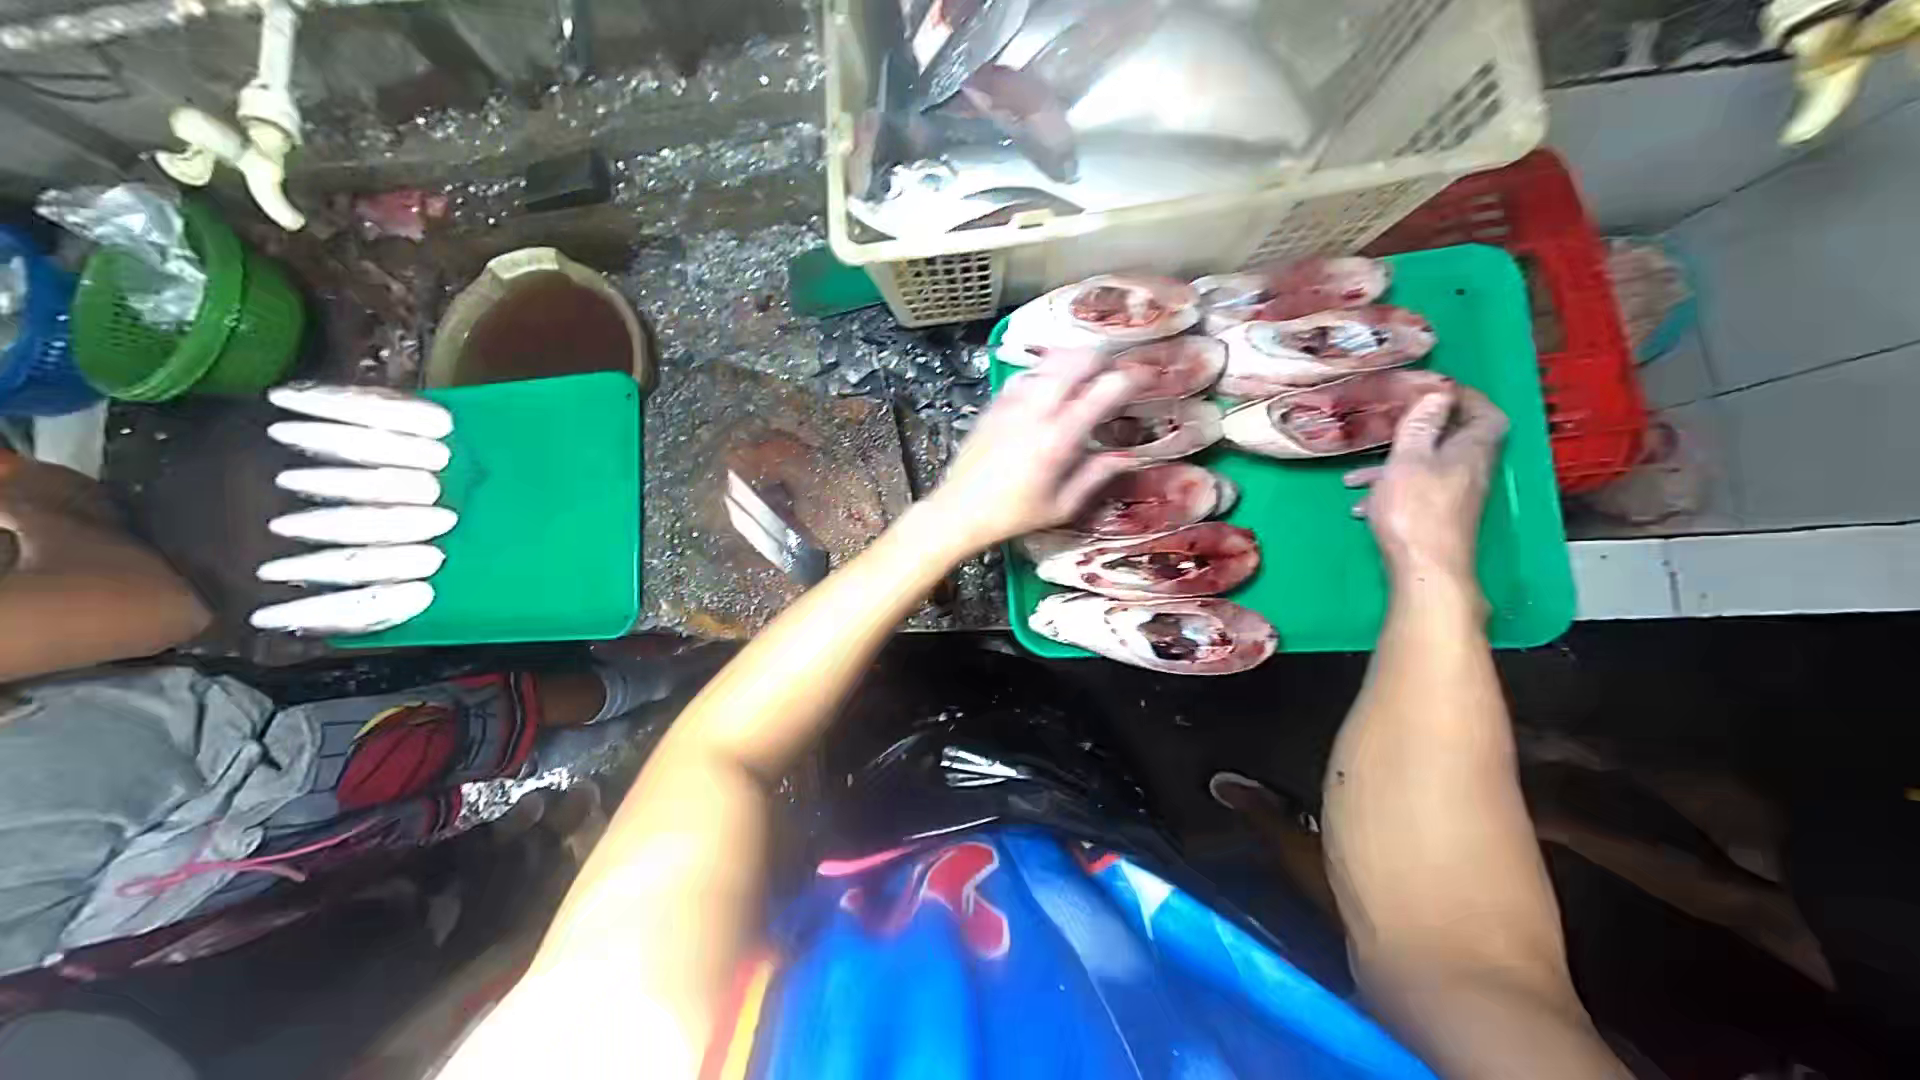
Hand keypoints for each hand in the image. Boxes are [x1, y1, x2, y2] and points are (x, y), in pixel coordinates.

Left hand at [921, 350, 1140, 554]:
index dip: (1130, 379)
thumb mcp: (1061, 506)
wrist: (958, 510)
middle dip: (1102, 358)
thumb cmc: (1012, 514)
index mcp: (1058, 439)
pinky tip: (1051, 384)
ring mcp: (1011, 403)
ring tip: (1088, 371)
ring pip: (1049, 361)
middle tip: (1115, 368)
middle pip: (1075, 361)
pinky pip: (1025, 374)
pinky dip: (1045, 372)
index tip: (1144, 378)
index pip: (1103, 392)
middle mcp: (1035, 412)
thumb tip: (1126, 457)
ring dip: (1073, 360)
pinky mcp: (994, 404)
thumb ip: (1095, 477)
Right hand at [1345, 385, 1507, 589]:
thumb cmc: (1415, 509)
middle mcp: (1470, 469)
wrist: (1425, 568)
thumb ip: (1420, 424)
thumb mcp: (1409, 459)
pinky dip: (1390, 489)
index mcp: (1470, 449)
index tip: (1432, 388)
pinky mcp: (1438, 515)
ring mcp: (1455, 495)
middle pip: (1453, 438)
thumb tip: (1438, 392)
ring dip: (1394, 464)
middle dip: (1420, 428)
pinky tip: (1358, 503)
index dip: (1464, 396)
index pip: (1484, 411)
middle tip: (1390, 422)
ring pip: (1427, 466)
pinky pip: (1415, 490)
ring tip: (1354, 474)